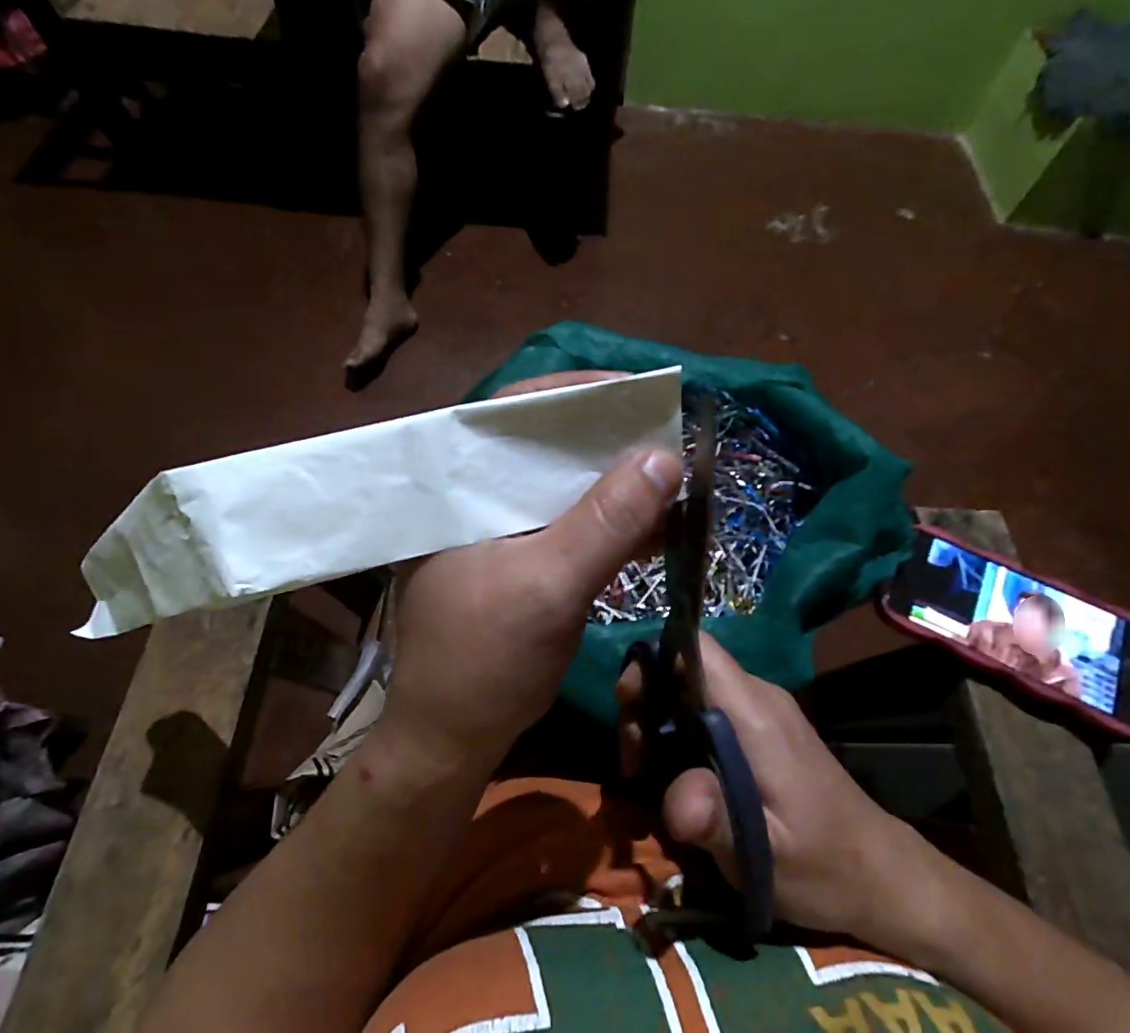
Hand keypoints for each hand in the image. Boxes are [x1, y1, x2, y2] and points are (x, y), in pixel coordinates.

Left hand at [378, 372, 681, 776]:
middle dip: (612, 439)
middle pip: (550, 445)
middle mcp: (480, 496)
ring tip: (677, 479)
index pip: (517, 409)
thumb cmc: (484, 659)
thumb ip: (605, 522)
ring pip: (568, 487)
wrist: (453, 736)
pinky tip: (659, 526)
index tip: (643, 392)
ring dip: (620, 484)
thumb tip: (666, 456)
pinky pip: (576, 527)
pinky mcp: (525, 562)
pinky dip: (616, 525)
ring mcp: (504, 530)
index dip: (580, 392)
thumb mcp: (548, 586)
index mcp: (462, 483)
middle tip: (670, 435)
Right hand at [616, 634, 958, 943]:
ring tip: (646, 774)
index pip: (697, 647)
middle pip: (684, 667)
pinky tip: (676, 778)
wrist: (880, 875)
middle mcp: (757, 698)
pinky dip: (679, 734)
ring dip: (659, 722)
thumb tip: (674, 797)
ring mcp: (761, 713)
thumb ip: (718, 821)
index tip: (628, 706)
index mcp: (755, 714)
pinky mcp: (761, 731)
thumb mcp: (765, 855)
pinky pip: (707, 711)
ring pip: (692, 689)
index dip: (653, 659)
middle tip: (632, 760)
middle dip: (645, 701)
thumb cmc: (823, 865)